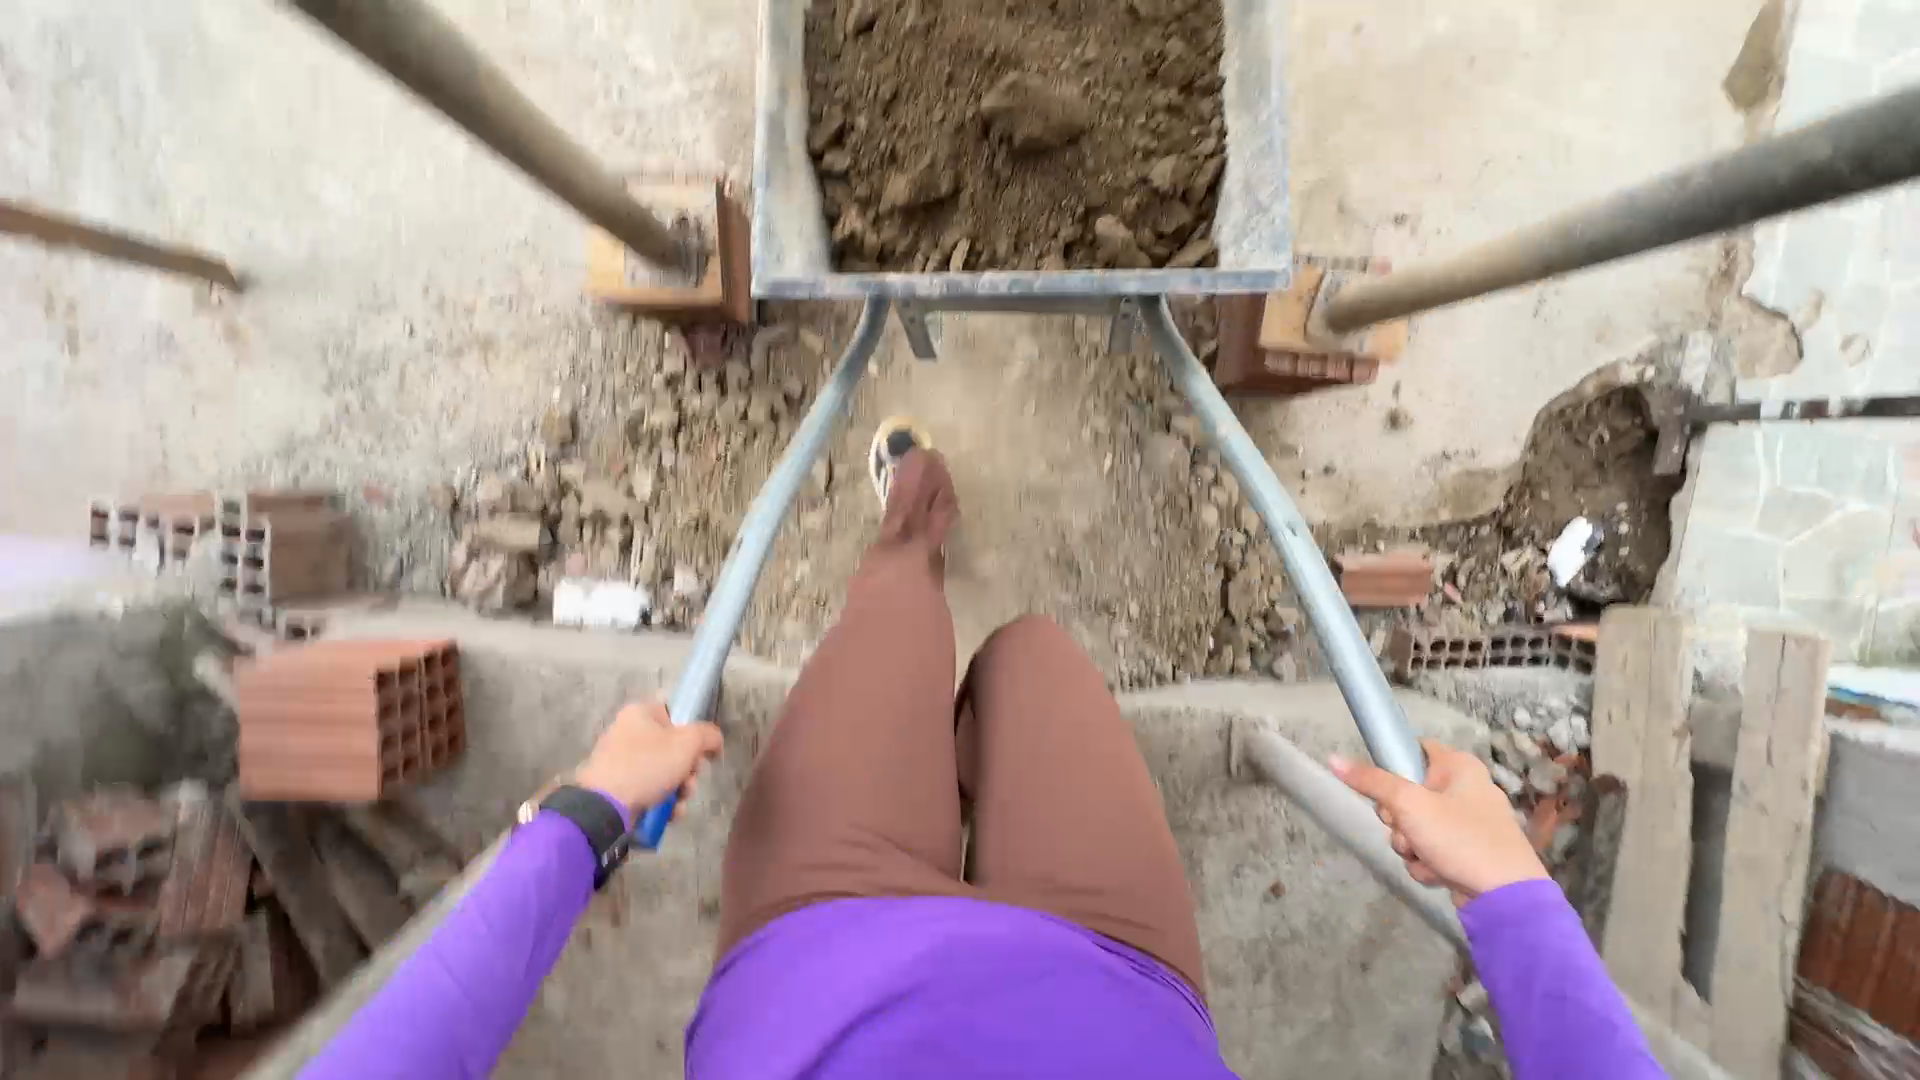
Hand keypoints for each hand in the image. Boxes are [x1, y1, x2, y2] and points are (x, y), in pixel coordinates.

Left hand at [573, 703, 721, 819]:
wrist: (604, 807)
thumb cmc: (648, 765)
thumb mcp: (688, 742)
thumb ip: (709, 735)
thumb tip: (714, 741)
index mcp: (640, 713)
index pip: (677, 714)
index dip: (694, 733)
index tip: (701, 751)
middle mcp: (627, 732)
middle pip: (673, 747)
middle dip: (690, 768)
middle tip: (691, 779)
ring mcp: (620, 761)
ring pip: (664, 771)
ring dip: (681, 788)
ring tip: (681, 801)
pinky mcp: (616, 787)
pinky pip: (649, 789)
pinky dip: (663, 801)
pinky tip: (670, 812)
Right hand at [1329, 738, 1547, 906]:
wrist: (1507, 899)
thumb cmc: (1459, 838)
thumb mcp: (1408, 804)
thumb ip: (1370, 781)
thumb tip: (1332, 758)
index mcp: (1460, 767)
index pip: (1413, 748)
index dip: (1392, 765)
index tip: (1385, 788)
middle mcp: (1466, 789)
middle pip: (1406, 791)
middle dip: (1396, 817)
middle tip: (1404, 826)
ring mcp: (1468, 822)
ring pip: (1413, 824)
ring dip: (1407, 842)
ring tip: (1423, 855)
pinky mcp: (1467, 850)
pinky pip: (1430, 847)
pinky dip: (1426, 860)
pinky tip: (1436, 871)